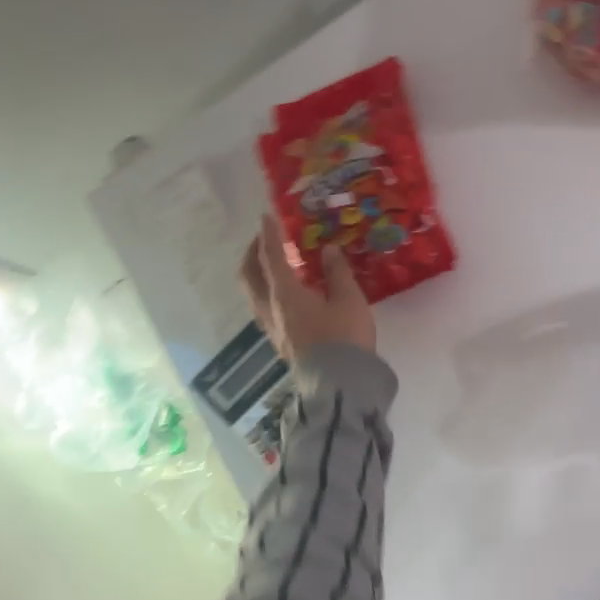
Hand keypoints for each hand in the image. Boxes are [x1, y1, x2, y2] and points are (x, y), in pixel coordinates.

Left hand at [239, 215, 375, 359]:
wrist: (339, 384)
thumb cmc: (345, 337)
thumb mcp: (349, 300)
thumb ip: (337, 273)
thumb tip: (328, 251)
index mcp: (285, 293)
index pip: (271, 256)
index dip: (270, 234)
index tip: (266, 216)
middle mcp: (271, 308)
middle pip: (249, 275)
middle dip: (252, 254)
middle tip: (264, 242)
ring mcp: (273, 328)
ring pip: (253, 294)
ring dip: (258, 275)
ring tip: (274, 268)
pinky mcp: (281, 343)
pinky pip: (265, 310)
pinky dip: (269, 293)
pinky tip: (286, 296)